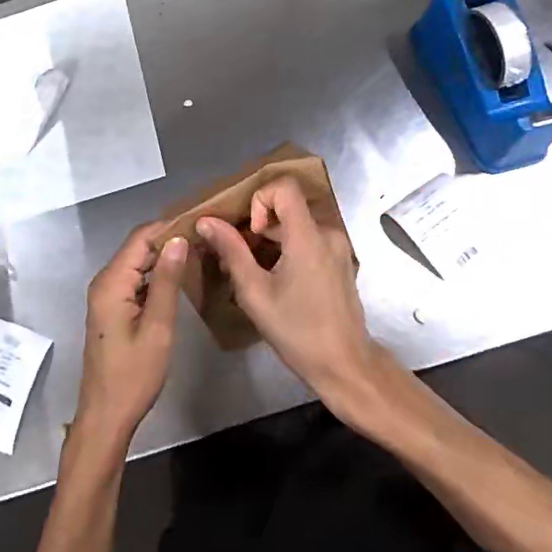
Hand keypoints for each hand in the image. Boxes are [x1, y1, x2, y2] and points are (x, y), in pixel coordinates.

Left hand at [72, 222, 189, 444]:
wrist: (106, 416)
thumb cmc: (133, 375)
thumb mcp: (157, 327)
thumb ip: (167, 281)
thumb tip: (178, 239)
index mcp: (111, 283)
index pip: (141, 238)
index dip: (169, 226)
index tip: (200, 224)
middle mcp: (104, 282)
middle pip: (137, 247)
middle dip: (168, 239)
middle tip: (204, 238)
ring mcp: (106, 296)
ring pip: (137, 263)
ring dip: (163, 256)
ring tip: (198, 252)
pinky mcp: (112, 308)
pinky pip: (134, 280)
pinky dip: (155, 274)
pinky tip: (178, 277)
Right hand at [195, 178, 389, 417]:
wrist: (344, 365)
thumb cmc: (297, 330)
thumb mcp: (255, 292)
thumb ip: (231, 251)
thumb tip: (206, 222)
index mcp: (308, 236)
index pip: (285, 186)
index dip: (261, 200)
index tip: (252, 233)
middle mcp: (328, 233)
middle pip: (289, 208)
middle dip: (259, 226)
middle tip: (240, 258)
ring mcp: (338, 248)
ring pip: (298, 226)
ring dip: (272, 241)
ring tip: (255, 275)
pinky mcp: (341, 262)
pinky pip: (310, 241)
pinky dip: (290, 250)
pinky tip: (278, 282)